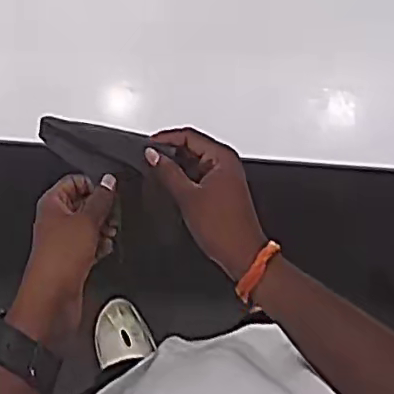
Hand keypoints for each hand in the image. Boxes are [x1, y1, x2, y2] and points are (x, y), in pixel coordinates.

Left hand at [7, 173, 117, 345]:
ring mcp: (63, 240)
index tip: (108, 194)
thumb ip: (100, 200)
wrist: (52, 300)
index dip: (92, 185)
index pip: (74, 181)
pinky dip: (99, 245)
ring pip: (87, 225)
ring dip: (102, 228)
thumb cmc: (59, 259)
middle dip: (100, 209)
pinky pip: (89, 245)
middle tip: (112, 216)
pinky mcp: (71, 259)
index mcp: (52, 202)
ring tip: (110, 232)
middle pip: (82, 203)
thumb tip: (108, 181)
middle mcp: (55, 219)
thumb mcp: (86, 222)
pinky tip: (105, 248)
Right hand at [147, 128, 267, 281]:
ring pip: (194, 161)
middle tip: (151, 158)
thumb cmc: (226, 230)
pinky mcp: (222, 189)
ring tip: (159, 172)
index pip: (188, 135)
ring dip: (177, 166)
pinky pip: (199, 174)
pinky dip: (184, 177)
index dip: (166, 138)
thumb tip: (153, 155)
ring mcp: (225, 176)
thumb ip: (167, 171)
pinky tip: (173, 185)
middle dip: (170, 152)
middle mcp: (226, 163)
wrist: (244, 258)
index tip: (149, 145)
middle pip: (191, 146)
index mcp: (222, 157)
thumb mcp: (188, 197)